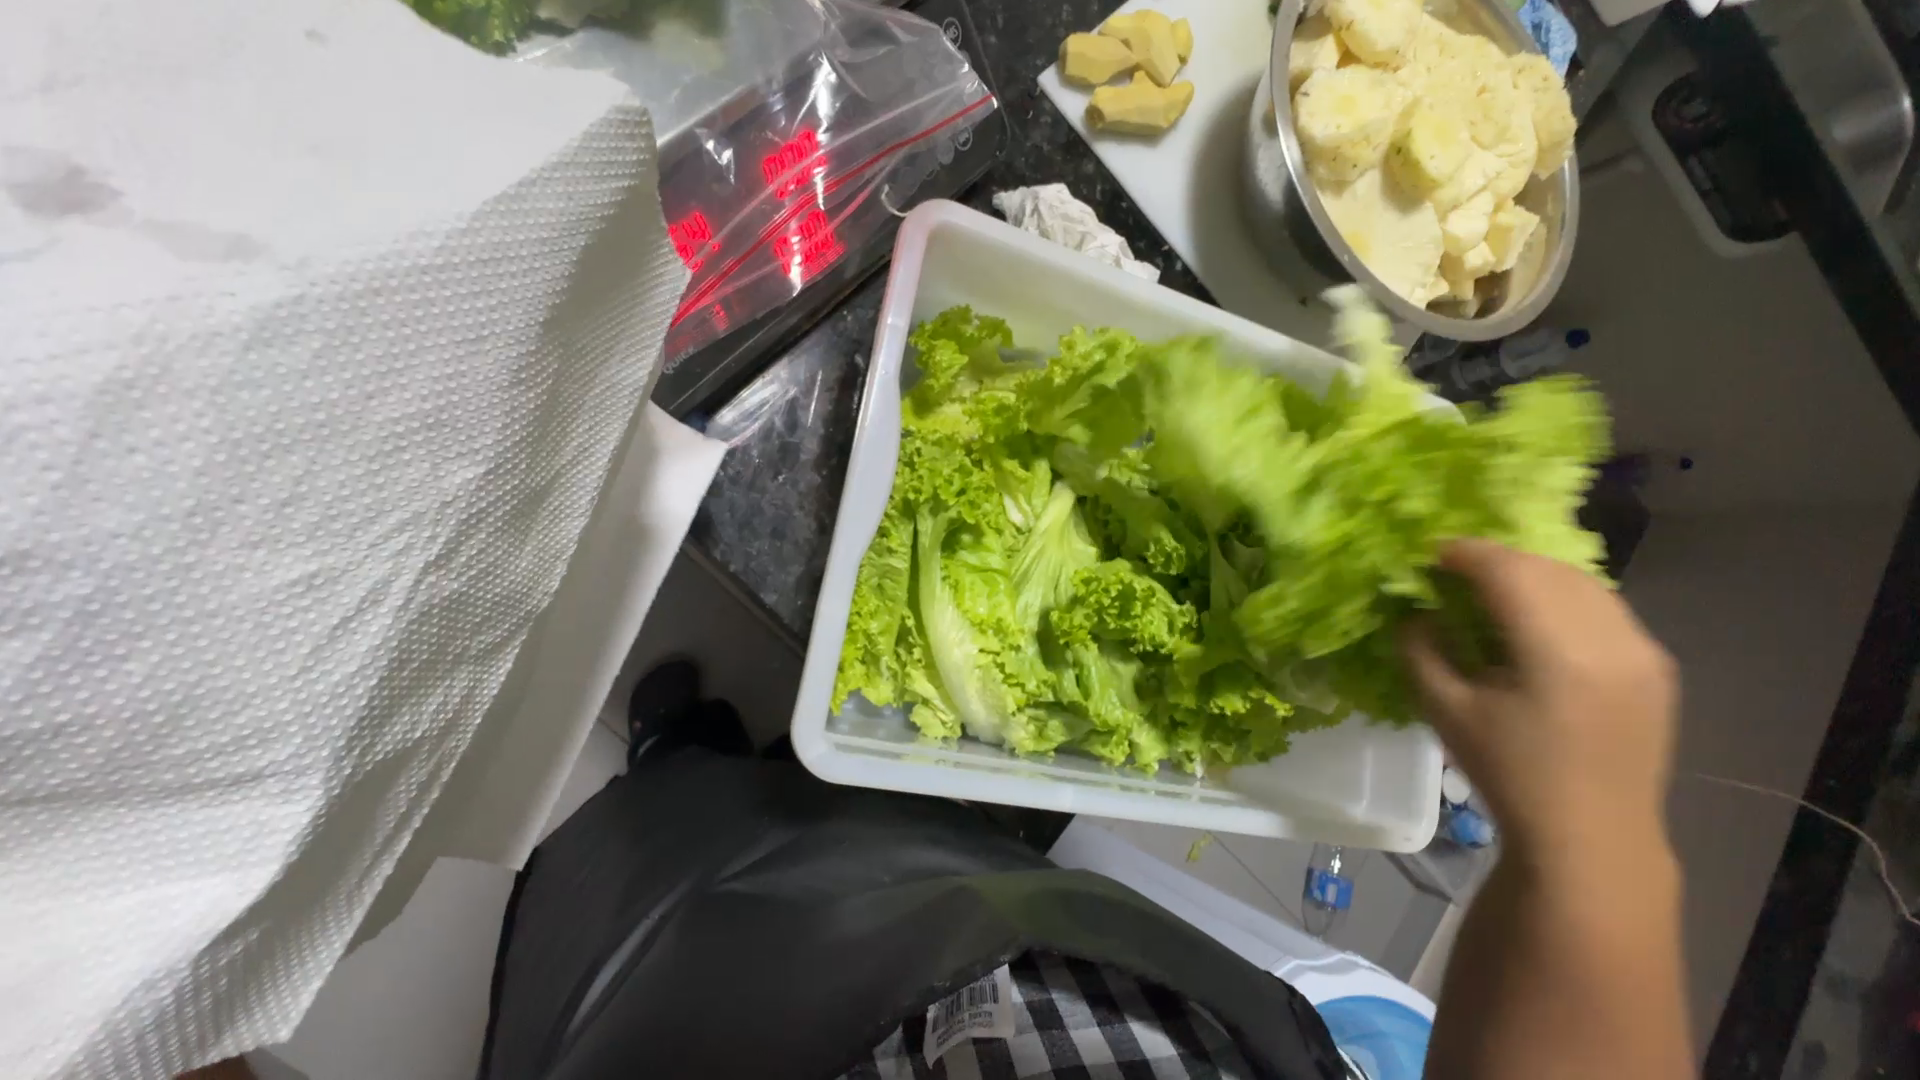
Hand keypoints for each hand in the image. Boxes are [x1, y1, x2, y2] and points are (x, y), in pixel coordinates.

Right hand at [1403, 540, 1678, 870]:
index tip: (1429, 555)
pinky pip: (1606, 609)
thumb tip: (1416, 613)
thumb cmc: (1510, 775)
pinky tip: (1539, 622)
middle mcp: (1610, 639)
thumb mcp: (1446, 712)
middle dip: (1496, 560)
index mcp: (1556, 652)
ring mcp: (1643, 652)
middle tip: (1454, 572)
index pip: (1507, 570)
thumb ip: (1421, 651)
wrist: (1593, 836)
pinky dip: (1565, 598)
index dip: (1463, 553)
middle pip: (1547, 568)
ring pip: (1582, 582)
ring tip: (1494, 591)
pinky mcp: (1658, 667)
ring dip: (1533, 575)